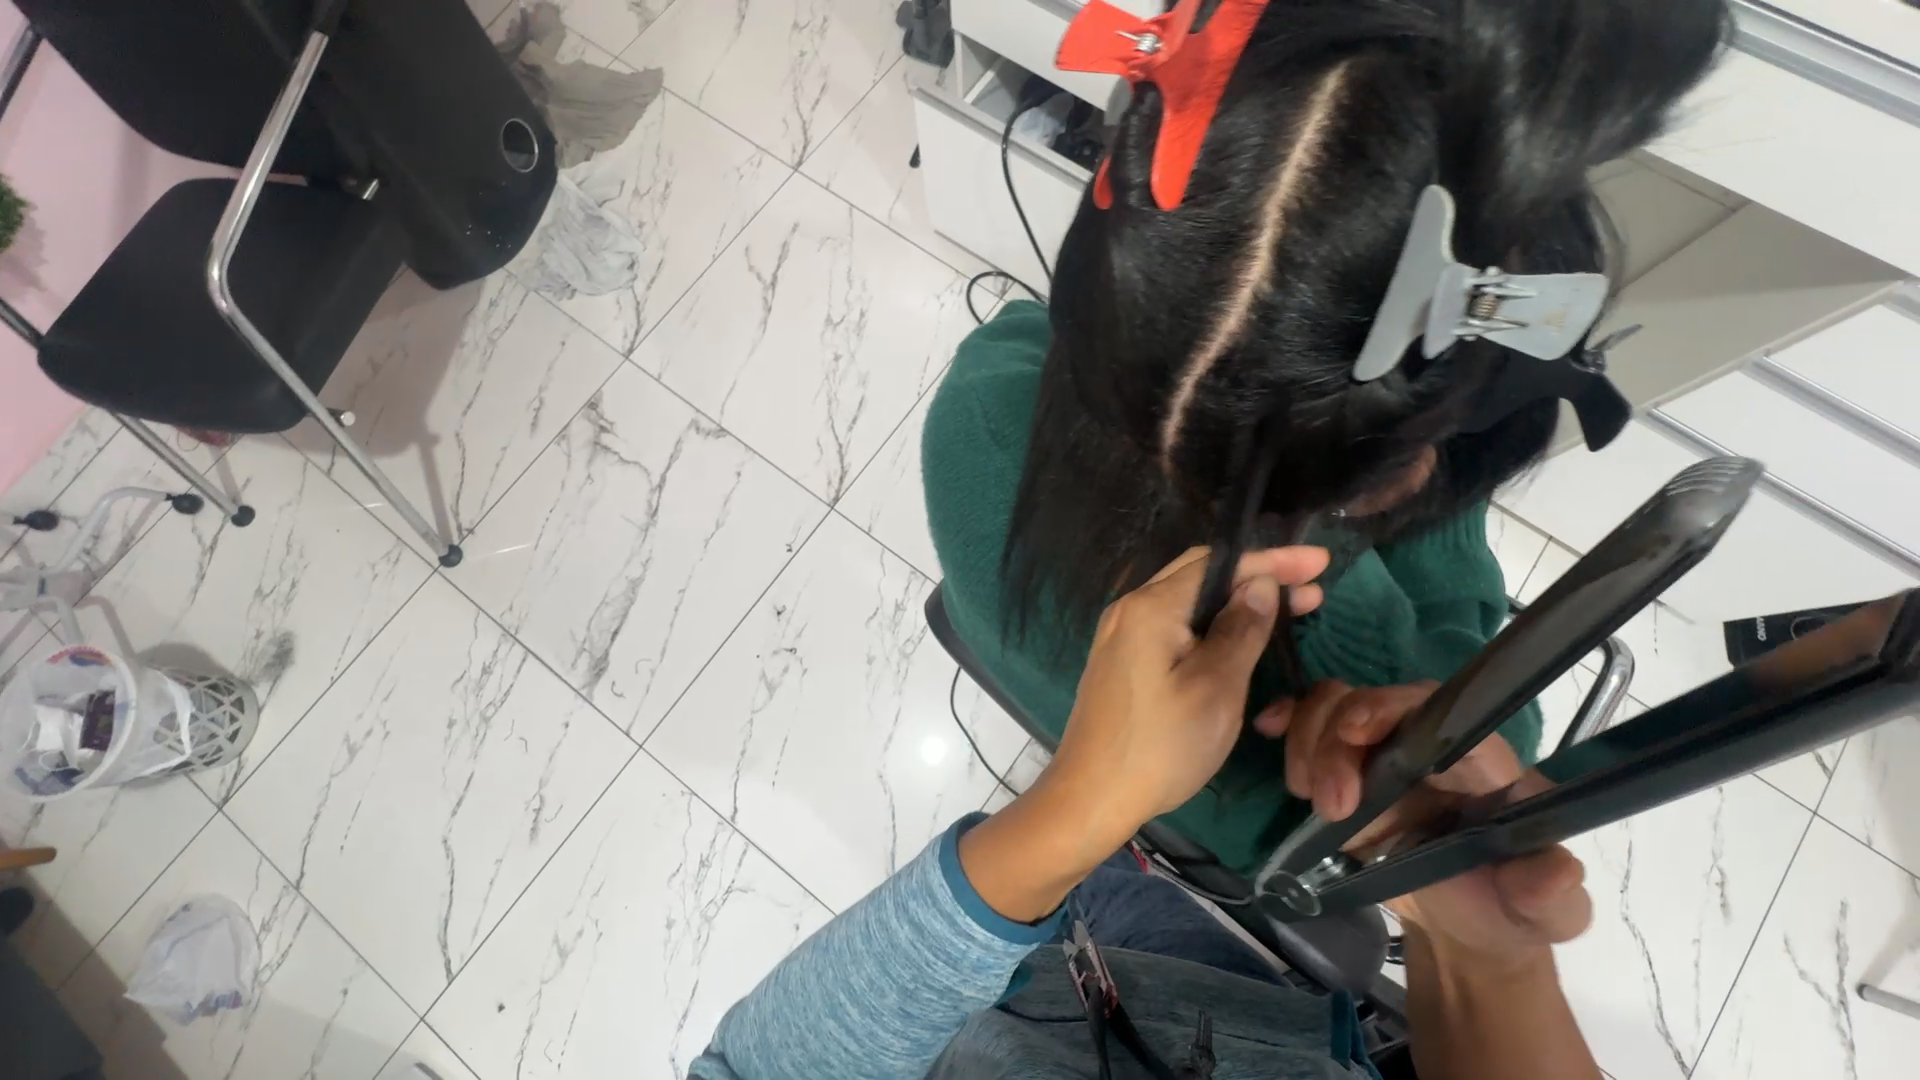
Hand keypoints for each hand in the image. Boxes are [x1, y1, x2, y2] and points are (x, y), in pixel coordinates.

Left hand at [1046, 545, 1329, 843]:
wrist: (1092, 795)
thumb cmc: (1161, 745)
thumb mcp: (1215, 688)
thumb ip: (1241, 630)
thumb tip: (1259, 584)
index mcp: (1150, 607)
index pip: (1218, 564)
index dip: (1271, 560)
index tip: (1320, 561)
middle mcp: (1129, 609)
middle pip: (1200, 575)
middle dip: (1256, 577)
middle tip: (1311, 589)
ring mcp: (1121, 635)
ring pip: (1187, 601)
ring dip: (1235, 601)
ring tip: (1289, 609)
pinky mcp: (1122, 660)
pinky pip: (1172, 625)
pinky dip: (1210, 624)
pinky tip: (1240, 636)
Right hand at [1260, 680, 1591, 965]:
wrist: (1458, 924)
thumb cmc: (1503, 908)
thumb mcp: (1541, 914)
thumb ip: (1551, 895)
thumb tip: (1557, 873)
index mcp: (1481, 766)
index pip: (1440, 714)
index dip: (1392, 708)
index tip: (1356, 735)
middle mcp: (1427, 743)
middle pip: (1372, 703)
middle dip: (1336, 743)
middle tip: (1328, 806)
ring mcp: (1381, 749)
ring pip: (1333, 705)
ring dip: (1307, 741)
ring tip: (1306, 795)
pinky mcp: (1343, 761)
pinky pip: (1308, 718)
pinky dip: (1286, 717)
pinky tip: (1271, 730)